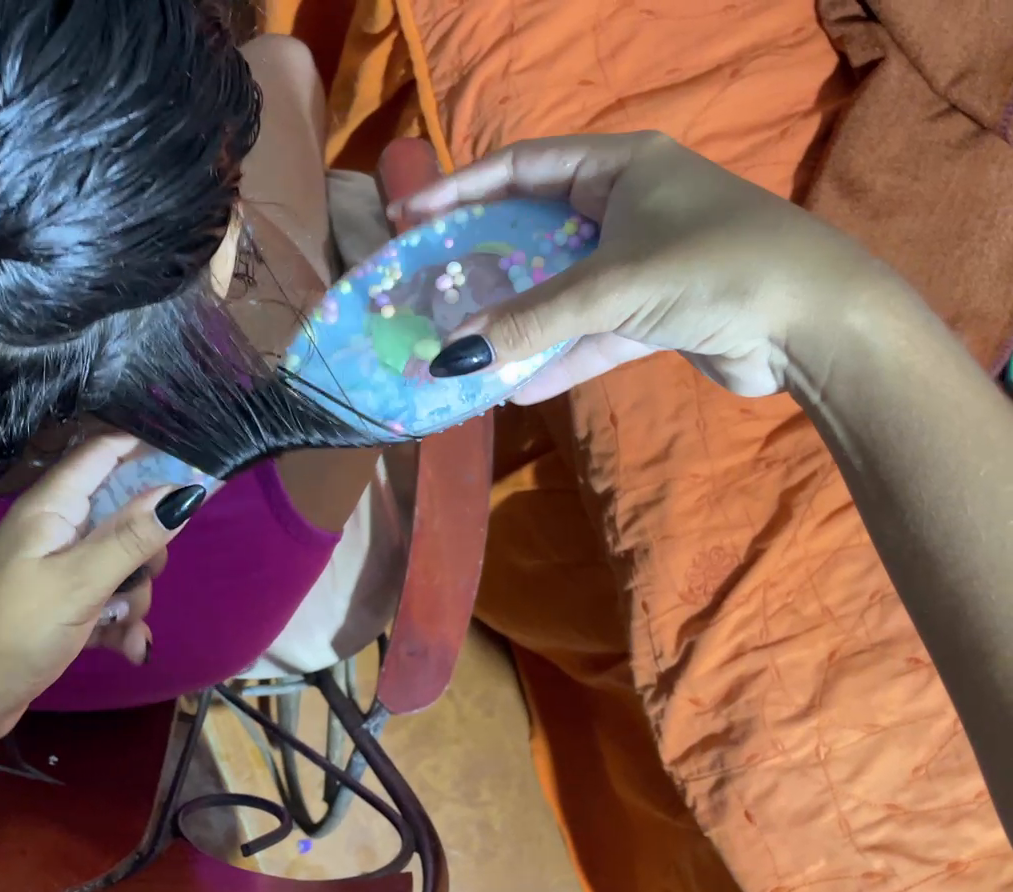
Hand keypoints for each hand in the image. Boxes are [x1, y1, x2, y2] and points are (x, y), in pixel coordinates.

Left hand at [0, 435, 205, 748]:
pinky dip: (118, 625)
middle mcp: (54, 532)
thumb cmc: (13, 631)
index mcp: (51, 508)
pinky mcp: (58, 611)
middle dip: (146, 547)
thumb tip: (184, 491)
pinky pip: (104, 605)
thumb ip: (131, 536)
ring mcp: (55, 573)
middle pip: (121, 515)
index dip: (148, 450)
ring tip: (121, 626)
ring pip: (119, 566)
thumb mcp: (79, 582)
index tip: (195, 468)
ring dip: (132, 596)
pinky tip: (127, 651)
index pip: (103, 453)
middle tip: (144, 574)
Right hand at [391, 132, 900, 401]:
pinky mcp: (641, 313)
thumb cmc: (718, 269)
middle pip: (525, 228)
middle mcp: (620, 207)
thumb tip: (446, 360)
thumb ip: (524, 321)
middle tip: (421, 284)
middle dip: (474, 261)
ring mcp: (630, 262)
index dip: (458, 190)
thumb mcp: (610, 288)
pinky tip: (508, 387)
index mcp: (619, 167)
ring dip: (505, 319)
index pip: (519, 166)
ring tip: (453, 342)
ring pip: (547, 286)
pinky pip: (576, 333)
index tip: (408, 220)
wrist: (820, 328)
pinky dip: (545, 359)